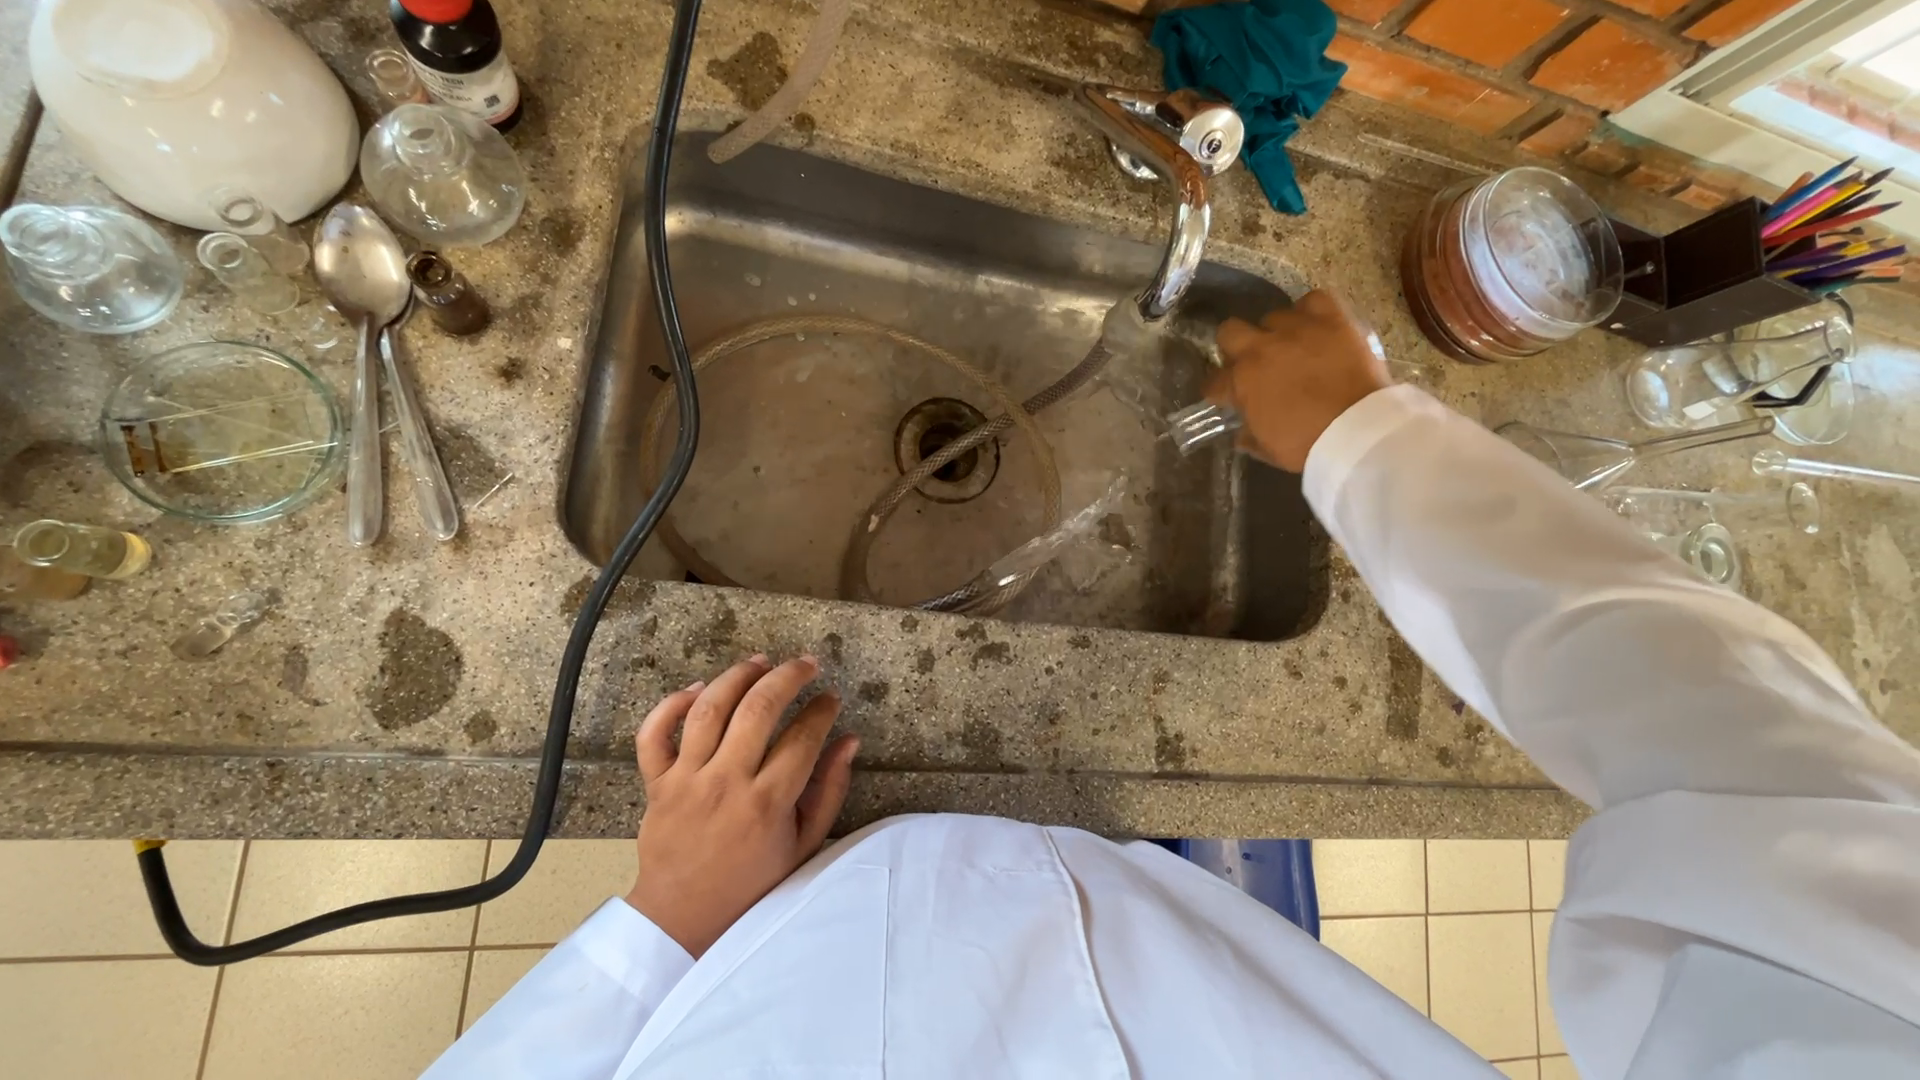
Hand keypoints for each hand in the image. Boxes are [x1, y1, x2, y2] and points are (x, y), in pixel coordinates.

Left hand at [624, 654, 859, 956]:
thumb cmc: (753, 883)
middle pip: (758, 709)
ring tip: (761, 662)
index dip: (822, 710)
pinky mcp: (655, 783)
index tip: (832, 698)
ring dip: (737, 676)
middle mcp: (726, 783)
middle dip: (789, 677)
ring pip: (709, 709)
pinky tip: (699, 688)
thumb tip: (849, 741)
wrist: (683, 918)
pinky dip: (672, 704)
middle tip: (807, 664)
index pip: (802, 738)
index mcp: (768, 803)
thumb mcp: (805, 845)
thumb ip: (829, 791)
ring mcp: (686, 780)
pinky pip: (654, 734)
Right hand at [1208, 289, 1392, 471]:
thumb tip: (1240, 433)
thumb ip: (1249, 437)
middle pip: (1229, 331)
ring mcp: (1295, 329)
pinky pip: (1313, 300)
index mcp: (1241, 382)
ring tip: (1293, 347)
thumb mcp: (1269, 450)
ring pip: (1272, 316)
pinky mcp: (1331, 319)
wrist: (1360, 430)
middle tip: (1253, 363)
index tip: (1226, 397)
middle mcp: (1260, 348)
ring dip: (1277, 332)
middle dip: (1235, 347)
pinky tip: (1316, 326)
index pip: (1212, 381)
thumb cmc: (1308, 445)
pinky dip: (1312, 311)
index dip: (1218, 390)